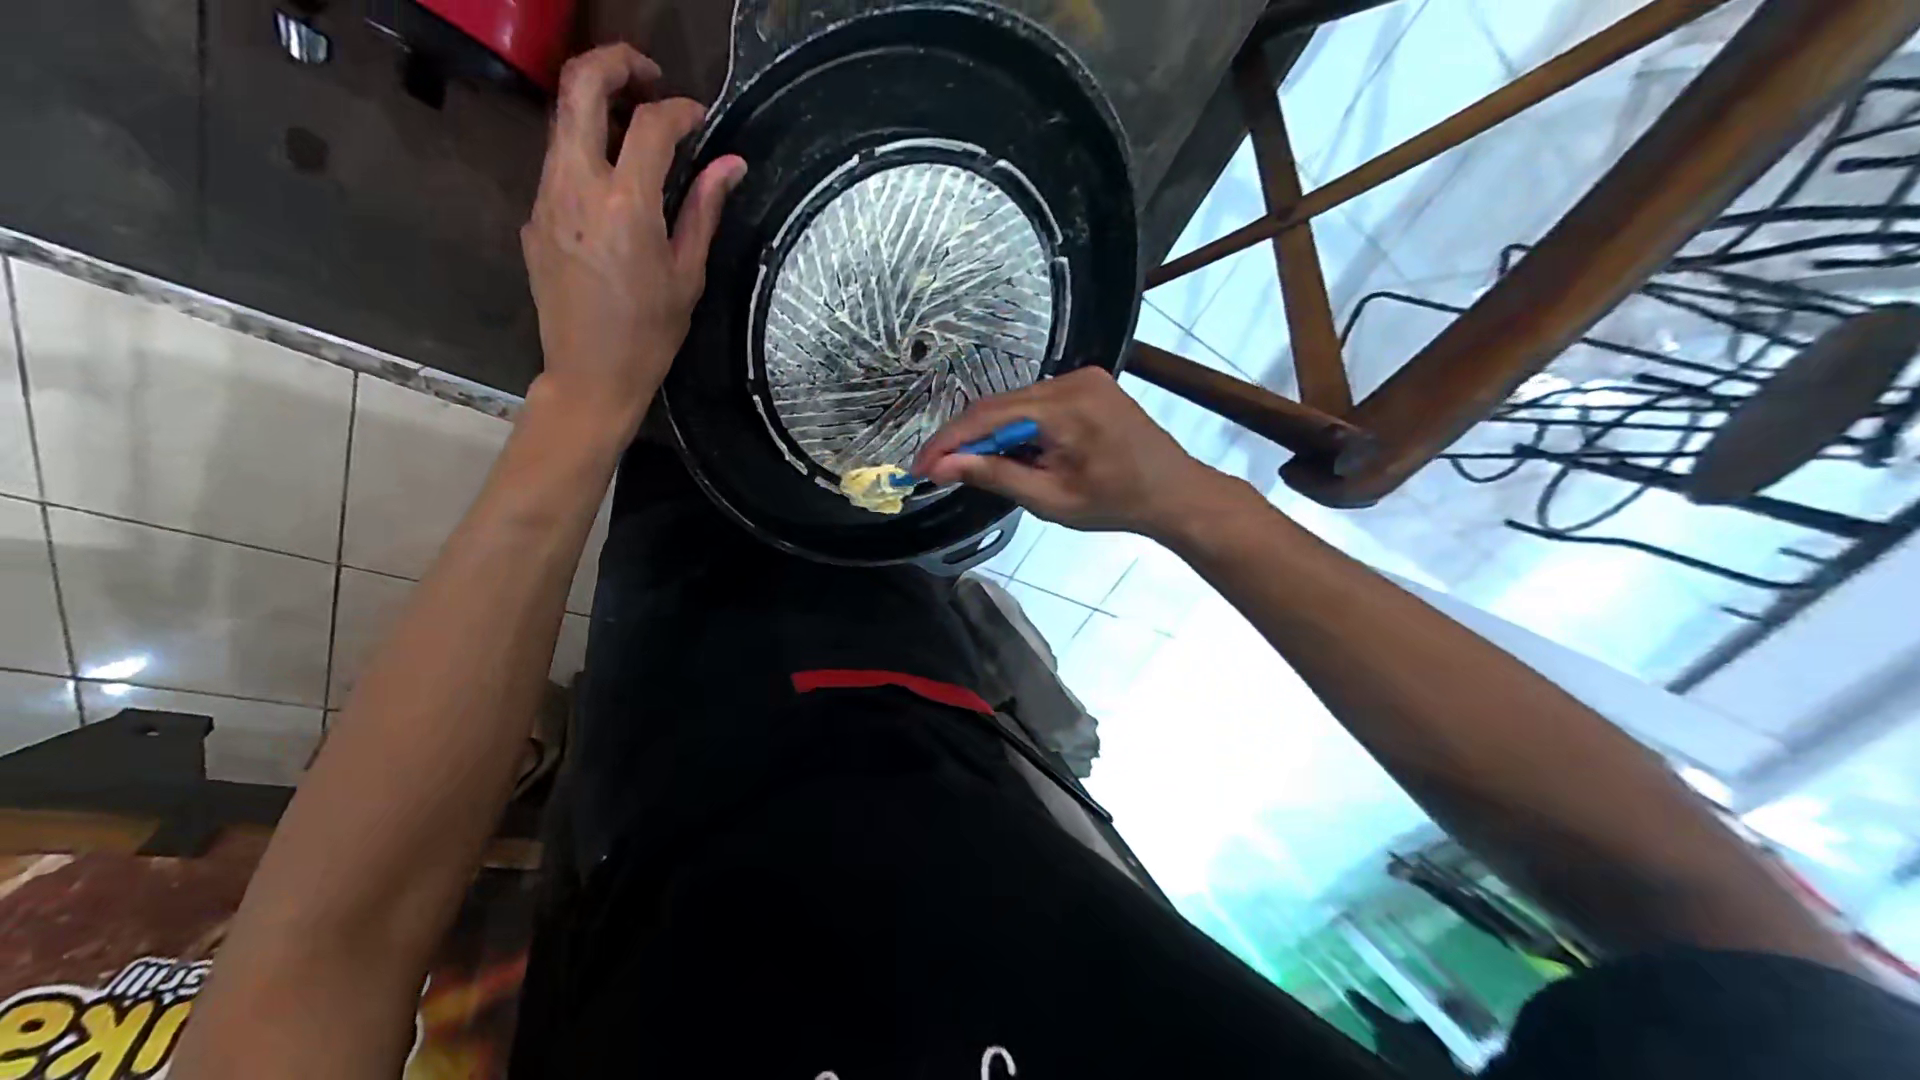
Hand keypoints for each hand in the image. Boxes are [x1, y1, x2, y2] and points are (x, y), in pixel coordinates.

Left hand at [521, 44, 746, 436]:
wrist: (590, 373)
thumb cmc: (651, 334)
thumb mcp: (687, 275)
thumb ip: (704, 210)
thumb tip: (731, 164)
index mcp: (626, 206)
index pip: (651, 125)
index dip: (679, 110)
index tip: (700, 119)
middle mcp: (576, 187)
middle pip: (580, 87)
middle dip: (616, 65)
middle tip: (649, 77)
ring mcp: (546, 198)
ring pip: (564, 121)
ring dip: (599, 107)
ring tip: (638, 131)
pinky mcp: (534, 216)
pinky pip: (558, 163)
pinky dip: (588, 151)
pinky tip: (615, 182)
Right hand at [911, 368, 1249, 538]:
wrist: (1173, 492)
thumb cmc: (1115, 503)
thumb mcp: (1049, 498)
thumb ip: (994, 475)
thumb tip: (942, 467)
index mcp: (1065, 408)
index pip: (988, 416)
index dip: (948, 441)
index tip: (919, 466)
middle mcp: (1072, 380)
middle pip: (999, 405)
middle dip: (966, 438)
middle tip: (938, 470)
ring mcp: (1083, 377)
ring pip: (1015, 403)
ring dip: (991, 433)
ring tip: (976, 466)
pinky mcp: (1088, 383)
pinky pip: (1037, 402)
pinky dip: (1017, 427)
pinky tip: (1013, 451)